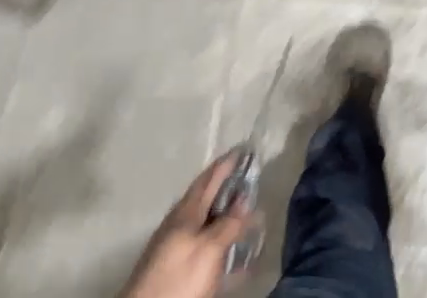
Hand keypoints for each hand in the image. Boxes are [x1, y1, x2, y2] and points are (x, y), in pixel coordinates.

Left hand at [119, 156, 253, 297]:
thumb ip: (227, 225)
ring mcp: (177, 246)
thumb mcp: (208, 249)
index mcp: (186, 212)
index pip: (208, 179)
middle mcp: (180, 224)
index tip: (243, 149)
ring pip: (208, 225)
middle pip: (207, 200)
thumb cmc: (178, 277)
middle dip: (228, 189)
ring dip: (228, 218)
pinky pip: (208, 250)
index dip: (225, 164)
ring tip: (248, 214)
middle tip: (249, 180)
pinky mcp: (178, 268)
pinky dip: (224, 246)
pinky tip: (239, 256)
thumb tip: (244, 199)